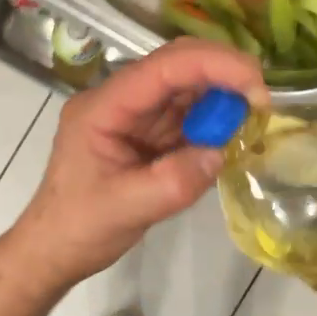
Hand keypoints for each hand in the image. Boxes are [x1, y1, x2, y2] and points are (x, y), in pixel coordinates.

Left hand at [7, 39, 269, 286]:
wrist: (53, 249)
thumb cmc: (78, 228)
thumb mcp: (124, 210)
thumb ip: (171, 183)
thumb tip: (217, 153)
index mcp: (102, 107)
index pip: (162, 67)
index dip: (214, 66)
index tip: (257, 89)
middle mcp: (118, 101)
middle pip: (177, 66)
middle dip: (224, 75)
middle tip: (263, 105)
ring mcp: (132, 117)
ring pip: (186, 88)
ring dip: (222, 99)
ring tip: (251, 123)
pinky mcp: (145, 135)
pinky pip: (186, 116)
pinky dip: (212, 122)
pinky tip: (231, 136)